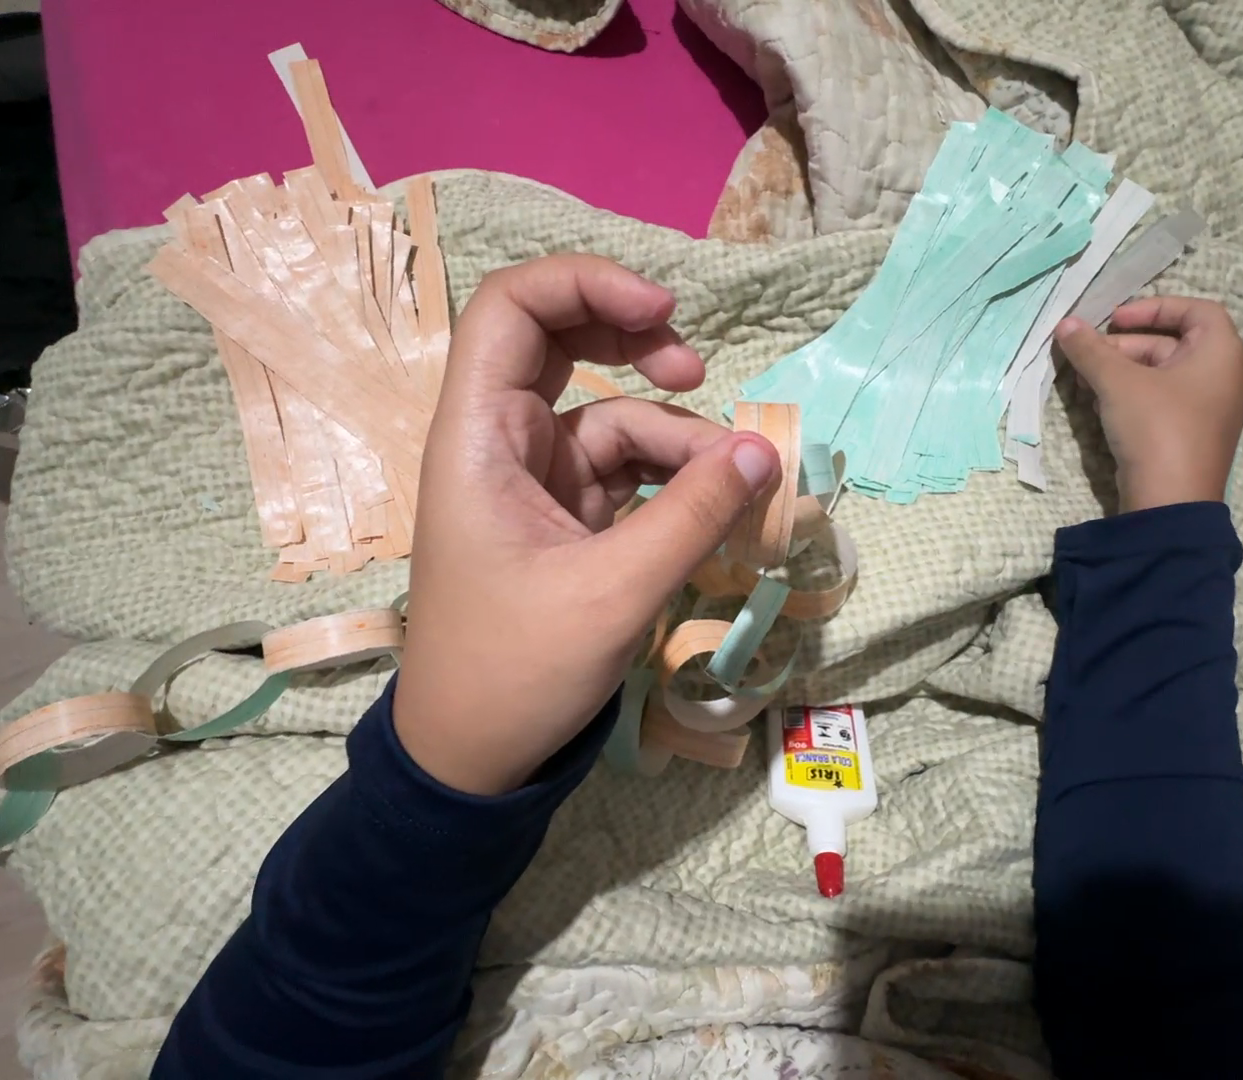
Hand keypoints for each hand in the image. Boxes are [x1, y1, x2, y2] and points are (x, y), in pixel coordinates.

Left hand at [393, 255, 781, 794]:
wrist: (477, 755)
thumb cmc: (517, 671)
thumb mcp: (615, 591)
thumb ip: (693, 515)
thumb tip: (764, 450)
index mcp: (480, 437)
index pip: (513, 310)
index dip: (586, 285)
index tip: (664, 311)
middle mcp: (503, 441)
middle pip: (561, 343)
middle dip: (636, 344)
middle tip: (699, 371)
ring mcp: (537, 479)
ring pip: (614, 419)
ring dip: (677, 441)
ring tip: (736, 484)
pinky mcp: (568, 517)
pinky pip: (628, 472)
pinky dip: (674, 482)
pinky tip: (715, 507)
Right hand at [1054, 297, 1242, 512]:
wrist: (1170, 499)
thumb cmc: (1156, 427)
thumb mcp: (1117, 383)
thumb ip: (1090, 350)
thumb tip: (1065, 323)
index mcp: (1220, 352)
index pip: (1195, 310)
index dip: (1153, 307)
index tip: (1114, 319)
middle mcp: (1222, 374)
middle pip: (1170, 343)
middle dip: (1124, 346)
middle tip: (1088, 356)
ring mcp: (1206, 406)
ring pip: (1160, 374)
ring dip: (1120, 372)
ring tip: (1085, 382)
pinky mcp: (1188, 432)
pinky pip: (1159, 400)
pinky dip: (1130, 395)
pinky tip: (1098, 406)